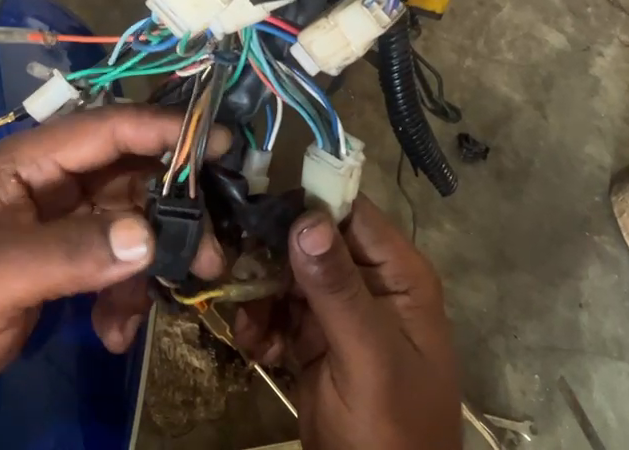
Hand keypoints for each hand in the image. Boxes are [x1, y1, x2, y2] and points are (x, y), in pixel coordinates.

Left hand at [0, 106, 226, 424]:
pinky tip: (114, 335)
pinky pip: (110, 268)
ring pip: (126, 225)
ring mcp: (52, 229)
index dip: (160, 128)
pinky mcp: (57, 270)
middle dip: (171, 208)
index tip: (219, 141)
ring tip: (164, 301)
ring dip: (151, 261)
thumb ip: (69, 252)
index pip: (103, 129)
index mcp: (23, 166)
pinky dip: (123, 298)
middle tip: (210, 248)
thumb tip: (148, 232)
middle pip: (126, 176)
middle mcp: (45, 187)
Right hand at [233, 196, 463, 449]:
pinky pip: (276, 310)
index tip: (250, 203)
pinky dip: (259, 325)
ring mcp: (338, 309)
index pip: (347, 211)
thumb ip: (337, 289)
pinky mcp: (313, 337)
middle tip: (232, 271)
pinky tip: (255, 349)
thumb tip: (306, 217)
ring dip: (257, 296)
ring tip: (248, 328)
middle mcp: (368, 280)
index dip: (301, 201)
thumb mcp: (369, 360)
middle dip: (267, 256)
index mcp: (397, 273)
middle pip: (307, 239)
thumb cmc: (393, 432)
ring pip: (283, 273)